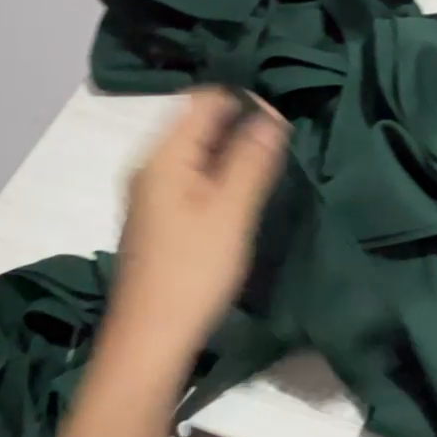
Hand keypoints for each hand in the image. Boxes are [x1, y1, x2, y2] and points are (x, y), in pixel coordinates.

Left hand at [108, 88, 286, 360]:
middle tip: (285, 145)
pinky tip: (241, 199)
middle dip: (241, 126)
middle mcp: (151, 167)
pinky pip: (192, 180)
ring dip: (232, 154)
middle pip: (198, 124)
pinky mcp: (159, 220)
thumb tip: (271, 115)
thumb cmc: (193, 273)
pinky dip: (219, 179)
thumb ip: (251, 160)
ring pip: (197, 155)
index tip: (285, 123)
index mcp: (163, 156)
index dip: (246, 101)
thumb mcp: (230, 213)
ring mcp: (152, 195)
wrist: (151, 337)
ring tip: (270, 169)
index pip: (205, 99)